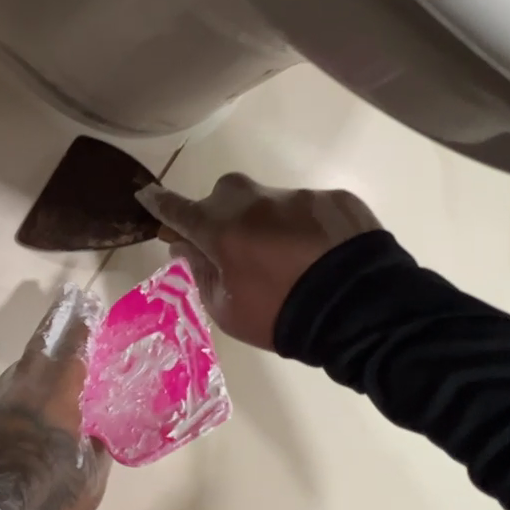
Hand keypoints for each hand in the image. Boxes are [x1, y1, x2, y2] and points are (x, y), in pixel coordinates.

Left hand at [0, 283, 110, 509]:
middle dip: (54, 328)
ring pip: (15, 374)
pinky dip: (14, 395)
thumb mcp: (88, 485)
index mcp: (54, 404)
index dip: (79, 333)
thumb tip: (94, 435)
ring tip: (46, 365)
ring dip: (32, 364)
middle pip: (38, 350)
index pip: (70, 357)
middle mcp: (21, 395)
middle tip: (64, 308)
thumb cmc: (43, 506)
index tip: (85, 311)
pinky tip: (20, 409)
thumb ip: (96, 452)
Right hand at [136, 174, 380, 350]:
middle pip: (224, 198)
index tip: (146, 194)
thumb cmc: (281, 315)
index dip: (160, 204)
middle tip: (238, 246)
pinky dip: (307, 227)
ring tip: (292, 260)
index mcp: (220, 229)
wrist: (363, 311)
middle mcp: (252, 202)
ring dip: (269, 224)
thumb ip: (200, 272)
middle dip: (223, 215)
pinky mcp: (334, 199)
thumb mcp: (225, 308)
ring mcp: (296, 197)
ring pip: (269, 204)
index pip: (177, 210)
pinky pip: (309, 209)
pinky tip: (322, 256)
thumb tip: (186, 246)